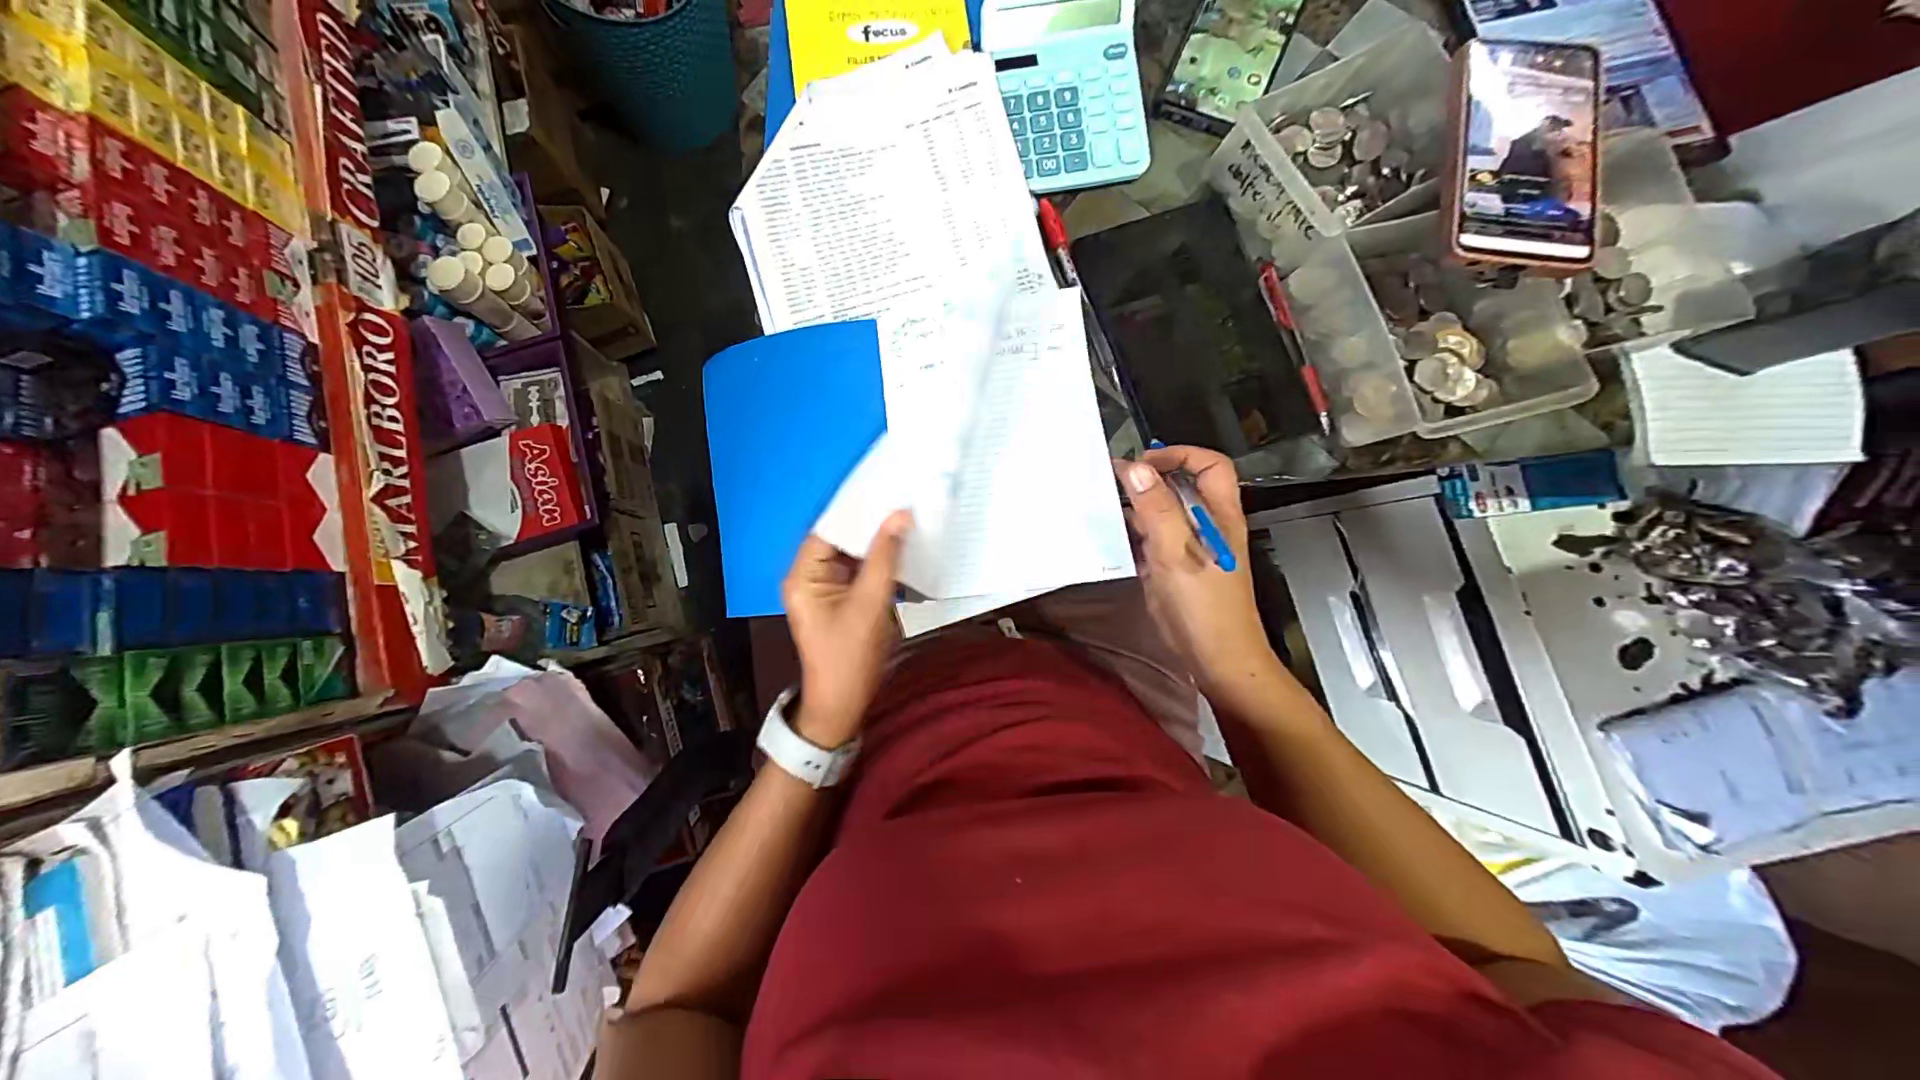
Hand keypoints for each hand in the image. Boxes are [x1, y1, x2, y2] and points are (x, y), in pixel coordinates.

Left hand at [781, 510, 912, 747]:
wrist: (843, 704)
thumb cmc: (849, 659)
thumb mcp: (870, 605)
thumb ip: (885, 559)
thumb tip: (899, 516)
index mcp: (803, 577)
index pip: (827, 531)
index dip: (855, 510)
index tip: (885, 490)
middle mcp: (810, 577)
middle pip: (841, 539)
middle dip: (870, 523)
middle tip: (902, 500)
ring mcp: (827, 588)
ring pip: (854, 553)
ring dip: (878, 540)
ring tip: (907, 517)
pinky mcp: (844, 598)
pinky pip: (862, 569)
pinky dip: (882, 560)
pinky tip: (904, 547)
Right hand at [1116, 446, 1281, 706]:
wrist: (1215, 657)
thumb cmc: (1204, 606)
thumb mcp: (1178, 551)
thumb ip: (1157, 508)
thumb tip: (1137, 469)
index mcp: (1218, 515)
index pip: (1208, 464)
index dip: (1179, 454)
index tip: (1143, 463)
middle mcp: (1205, 526)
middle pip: (1180, 486)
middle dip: (1149, 478)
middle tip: (1115, 480)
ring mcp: (1188, 548)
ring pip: (1162, 513)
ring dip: (1137, 506)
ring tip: (1105, 504)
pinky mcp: (1172, 569)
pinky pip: (1150, 540)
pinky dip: (1131, 533)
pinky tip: (1111, 536)